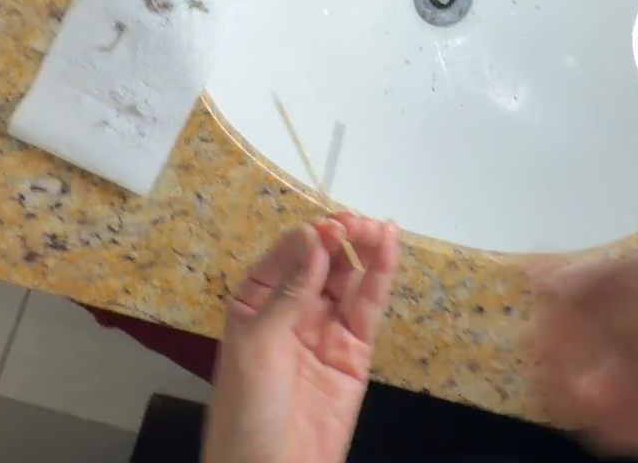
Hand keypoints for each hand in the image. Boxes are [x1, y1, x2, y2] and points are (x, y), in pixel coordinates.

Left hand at [205, 213, 401, 462]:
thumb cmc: (246, 412)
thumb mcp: (256, 345)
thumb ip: (289, 291)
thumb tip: (314, 237)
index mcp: (257, 300)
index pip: (287, 254)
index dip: (309, 237)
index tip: (328, 230)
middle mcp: (293, 306)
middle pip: (321, 257)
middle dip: (338, 235)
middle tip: (355, 225)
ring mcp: (327, 326)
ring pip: (349, 274)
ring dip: (362, 245)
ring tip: (375, 227)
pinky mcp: (356, 349)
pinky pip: (369, 304)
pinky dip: (381, 272)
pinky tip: (390, 243)